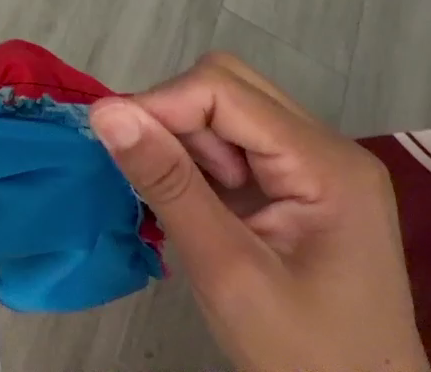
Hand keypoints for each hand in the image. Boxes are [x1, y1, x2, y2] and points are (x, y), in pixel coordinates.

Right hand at [89, 53, 427, 371]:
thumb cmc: (302, 353)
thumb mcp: (226, 270)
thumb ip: (167, 183)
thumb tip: (103, 110)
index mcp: (327, 165)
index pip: (220, 89)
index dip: (160, 106)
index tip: (121, 151)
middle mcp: (328, 149)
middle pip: (225, 86)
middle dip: (175, 119)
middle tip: (164, 181)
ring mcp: (317, 167)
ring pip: (224, 107)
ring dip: (186, 141)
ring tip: (191, 203)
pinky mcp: (300, 185)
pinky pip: (232, 139)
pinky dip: (199, 159)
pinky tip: (204, 207)